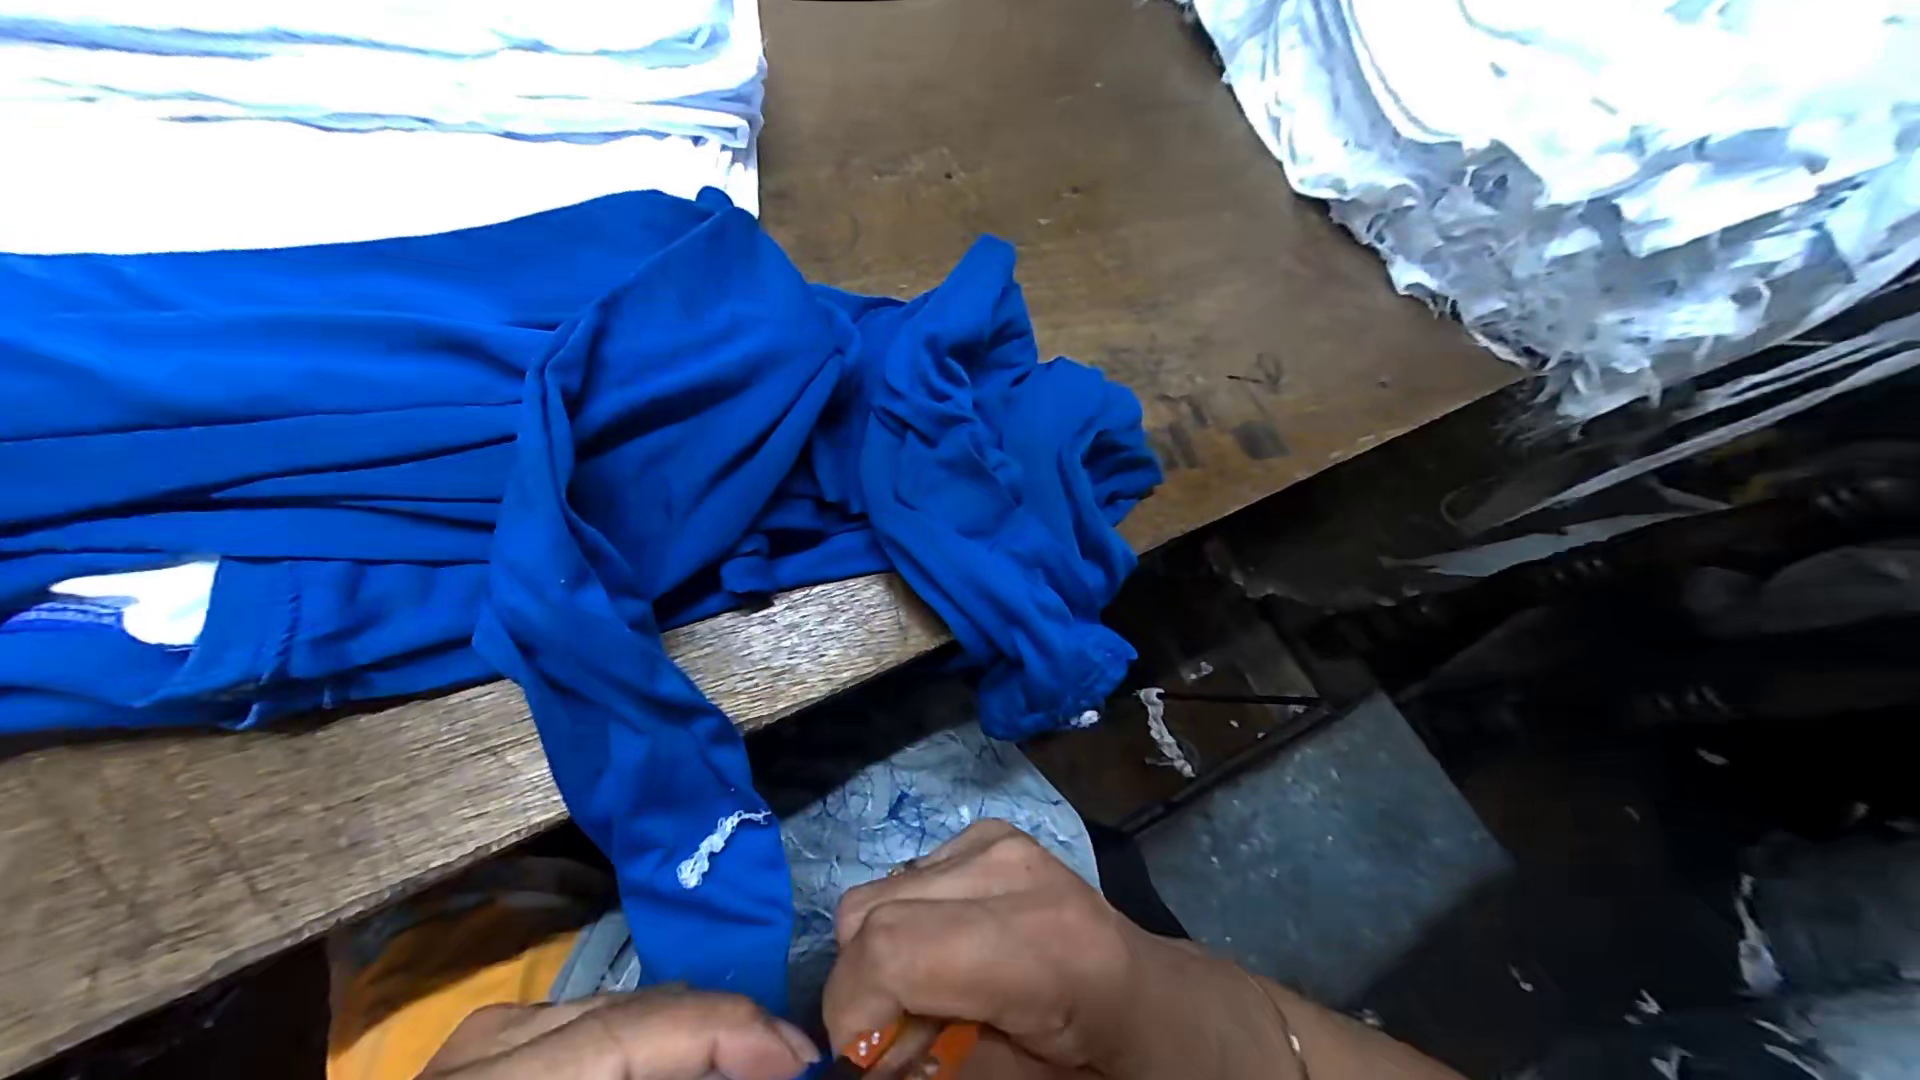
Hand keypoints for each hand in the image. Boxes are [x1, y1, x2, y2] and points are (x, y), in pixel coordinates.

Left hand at [419, 989, 821, 1079]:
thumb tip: (760, 1072)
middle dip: (729, 1032)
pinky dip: (654, 1045)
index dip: (727, 1033)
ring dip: (698, 1036)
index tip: (798, 1060)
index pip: (634, 1029)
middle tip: (792, 1065)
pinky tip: (684, 1067)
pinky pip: (601, 1022)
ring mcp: (491, 1037)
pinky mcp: (493, 1046)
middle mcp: (494, 1042)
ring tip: (751, 1063)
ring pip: (630, 1007)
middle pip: (644, 1008)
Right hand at [820, 821, 1293, 1079]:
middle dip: (864, 989)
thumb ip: (938, 1066)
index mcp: (1039, 943)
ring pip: (876, 893)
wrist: (1160, 999)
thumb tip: (862, 1048)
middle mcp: (1012, 867)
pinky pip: (905, 878)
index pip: (892, 948)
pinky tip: (952, 955)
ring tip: (937, 998)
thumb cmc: (1109, 1062)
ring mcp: (999, 839)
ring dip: (884, 957)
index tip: (870, 1062)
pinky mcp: (989, 832)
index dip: (852, 1013)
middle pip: (869, 913)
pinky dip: (906, 926)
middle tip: (910, 1040)